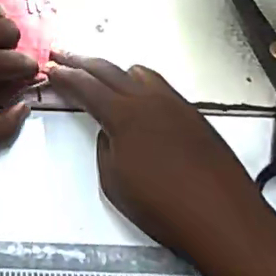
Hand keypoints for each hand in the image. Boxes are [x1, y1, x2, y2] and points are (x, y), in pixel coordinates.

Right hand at [46, 53, 267, 268]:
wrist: (225, 220)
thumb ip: (104, 147)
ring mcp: (174, 103)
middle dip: (81, 62)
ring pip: (138, 72)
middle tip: (63, 56)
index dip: (64, 76)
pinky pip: (160, 86)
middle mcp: (148, 99)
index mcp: (123, 114)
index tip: (51, 70)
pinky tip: (139, 97)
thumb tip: (108, 133)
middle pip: (107, 69)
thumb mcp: (114, 182)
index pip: (85, 85)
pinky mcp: (194, 114)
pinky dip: (140, 83)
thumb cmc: (165, 208)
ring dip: (114, 70)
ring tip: (100, 74)